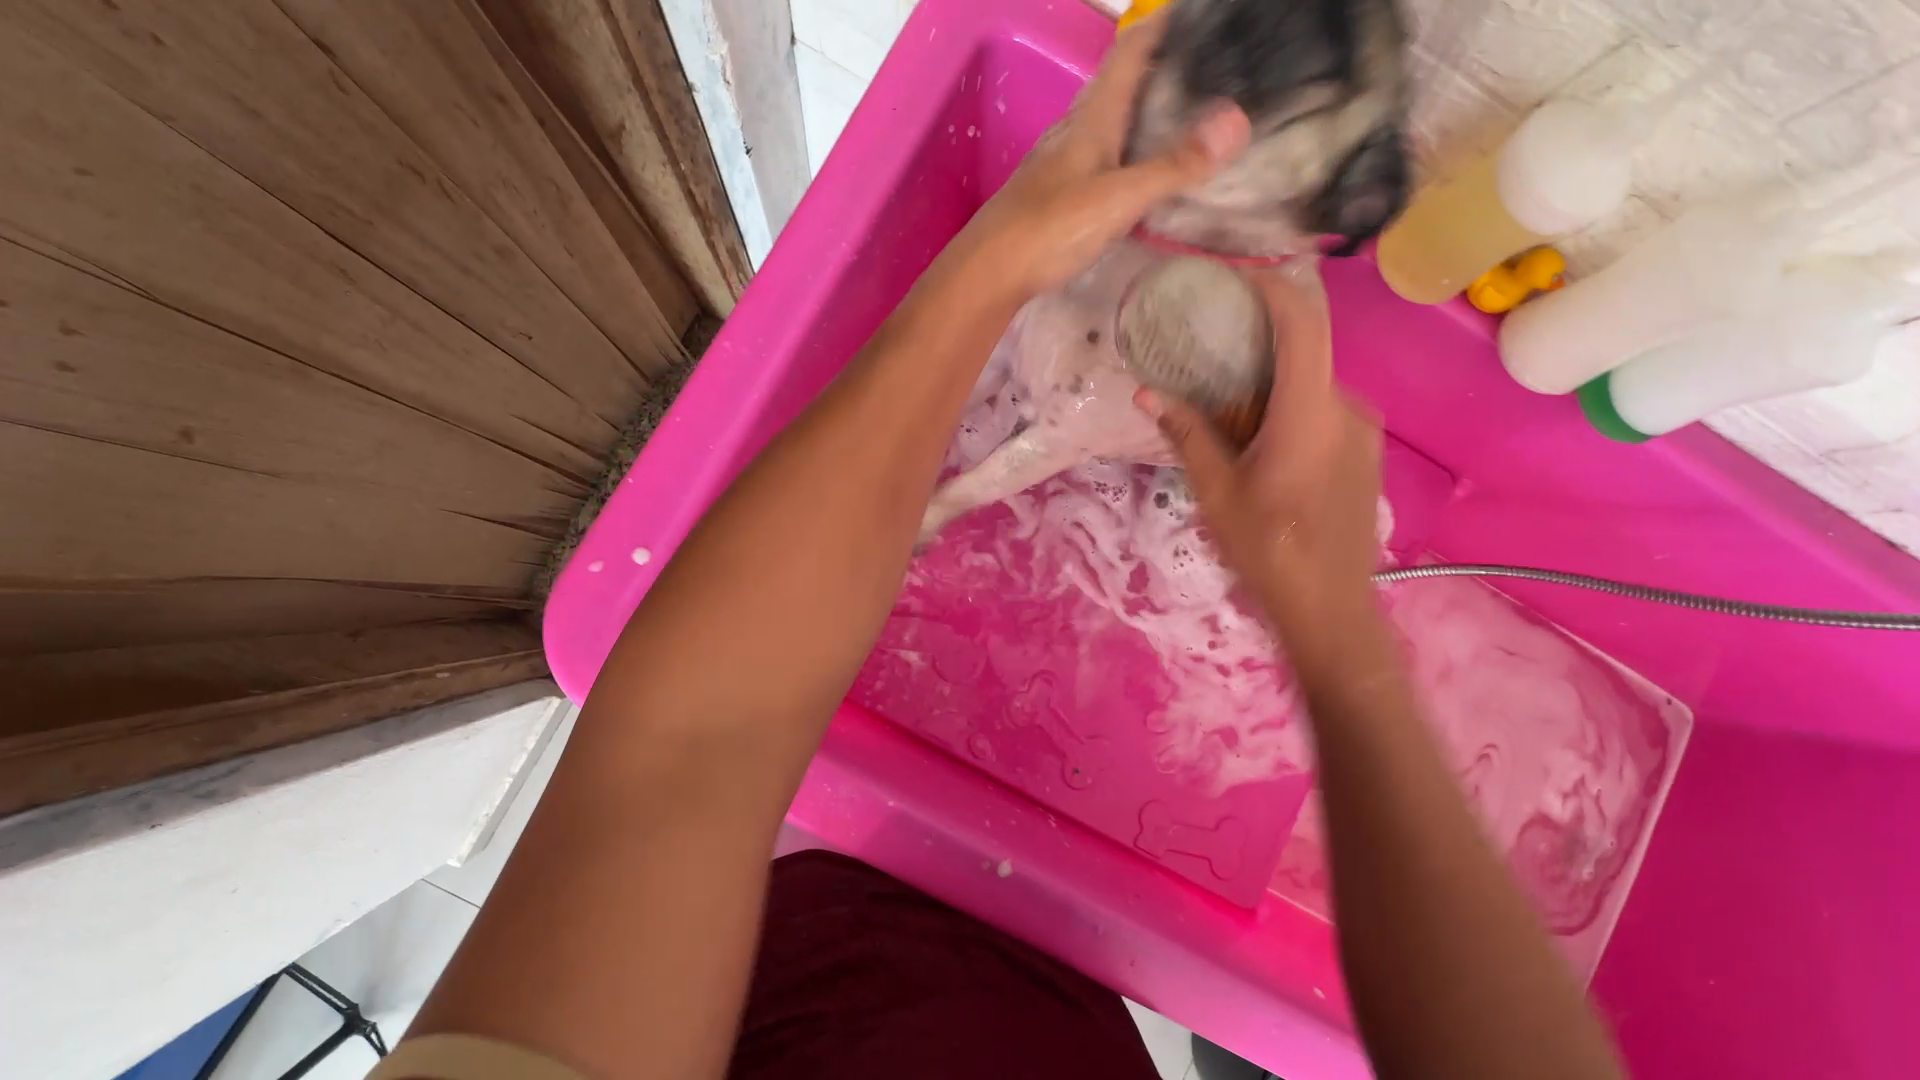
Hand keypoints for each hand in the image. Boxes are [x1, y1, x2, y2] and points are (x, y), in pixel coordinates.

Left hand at [952, 12, 1248, 298]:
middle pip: (1122, 86)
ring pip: (1111, 125)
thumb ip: (1173, 165)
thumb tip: (1236, 120)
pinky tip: (1145, 176)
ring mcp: (1062, 164)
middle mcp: (1075, 132)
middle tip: (1211, 72)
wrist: (988, 275)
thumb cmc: (1048, 231)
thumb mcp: (1117, 198)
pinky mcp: (1057, 196)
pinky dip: (1131, 155)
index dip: (1162, 26)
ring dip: (1146, 115)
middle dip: (1162, 71)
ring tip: (1189, 119)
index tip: (1199, 19)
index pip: (1129, 52)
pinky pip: (1104, 161)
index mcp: (1091, 119)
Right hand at [1138, 265, 1384, 663]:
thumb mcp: (1217, 492)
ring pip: (1313, 384)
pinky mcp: (1365, 453)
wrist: (1331, 607)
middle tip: (1209, 347)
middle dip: (1258, 343)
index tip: (1234, 277)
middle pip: (1305, 352)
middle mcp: (1347, 407)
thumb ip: (1188, 434)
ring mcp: (1363, 431)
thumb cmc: (1268, 549)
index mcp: (1311, 411)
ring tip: (1225, 399)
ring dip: (1272, 380)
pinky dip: (1290, 406)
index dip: (1272, 288)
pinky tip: (1258, 438)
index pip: (1302, 323)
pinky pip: (1324, 410)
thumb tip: (1147, 393)